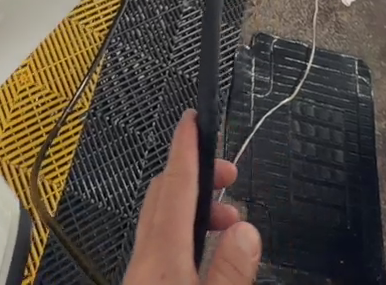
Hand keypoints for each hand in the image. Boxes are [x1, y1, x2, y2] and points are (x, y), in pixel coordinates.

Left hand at [122, 111, 259, 284]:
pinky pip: (158, 239)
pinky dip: (182, 229)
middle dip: (197, 173)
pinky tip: (203, 247)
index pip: (175, 184)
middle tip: (228, 173)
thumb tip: (247, 230)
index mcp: (162, 252)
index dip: (185, 146)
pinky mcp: (139, 282)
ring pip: (159, 217)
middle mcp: (144, 255)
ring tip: (229, 220)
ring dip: (192, 205)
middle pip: (164, 193)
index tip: (192, 117)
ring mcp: (138, 269)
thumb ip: (230, 268)